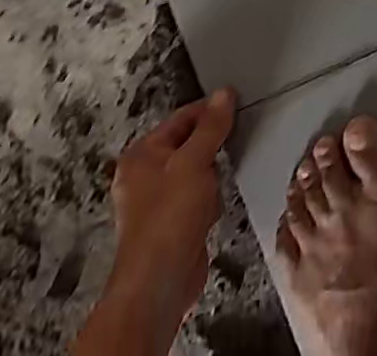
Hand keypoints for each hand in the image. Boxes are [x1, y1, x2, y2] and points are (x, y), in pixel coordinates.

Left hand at [85, 87, 235, 353]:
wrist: (161, 281)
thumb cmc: (167, 221)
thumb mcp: (194, 161)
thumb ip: (211, 126)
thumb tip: (223, 95)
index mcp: (141, 155)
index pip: (181, 117)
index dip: (209, 109)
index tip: (235, 103)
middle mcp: (144, 175)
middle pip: (187, 142)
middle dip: (211, 144)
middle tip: (234, 138)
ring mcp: (158, 200)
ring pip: (194, 170)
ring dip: (211, 173)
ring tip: (219, 178)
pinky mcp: (173, 221)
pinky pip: (198, 195)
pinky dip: (209, 197)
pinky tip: (214, 204)